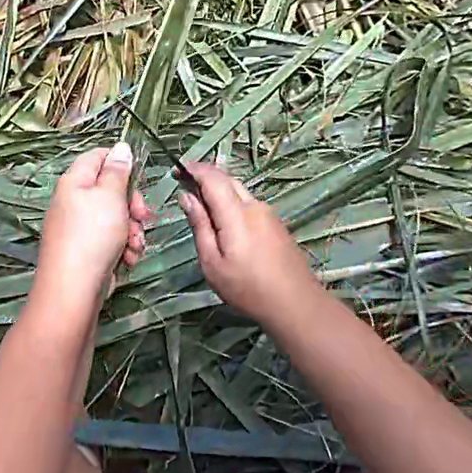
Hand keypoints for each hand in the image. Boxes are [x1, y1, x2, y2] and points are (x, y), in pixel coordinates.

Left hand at [35, 143, 150, 306]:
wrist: (73, 288)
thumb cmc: (93, 236)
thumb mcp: (111, 196)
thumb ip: (118, 170)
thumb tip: (121, 147)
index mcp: (75, 181)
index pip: (99, 156)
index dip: (122, 163)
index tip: (138, 180)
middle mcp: (74, 201)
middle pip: (111, 190)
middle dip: (132, 205)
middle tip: (142, 216)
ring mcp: (79, 227)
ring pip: (116, 217)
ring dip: (132, 229)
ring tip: (134, 244)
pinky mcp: (86, 249)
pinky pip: (111, 239)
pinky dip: (123, 246)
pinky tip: (128, 257)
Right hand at [181, 163, 327, 330]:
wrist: (295, 303)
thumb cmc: (247, 288)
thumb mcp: (212, 263)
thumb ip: (200, 226)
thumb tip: (187, 197)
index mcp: (236, 213)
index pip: (213, 177)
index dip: (193, 169)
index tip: (176, 171)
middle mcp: (254, 206)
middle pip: (227, 180)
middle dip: (205, 177)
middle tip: (184, 185)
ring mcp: (268, 214)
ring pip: (239, 191)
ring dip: (219, 191)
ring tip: (201, 207)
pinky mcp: (275, 224)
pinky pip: (249, 204)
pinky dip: (232, 203)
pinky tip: (225, 222)